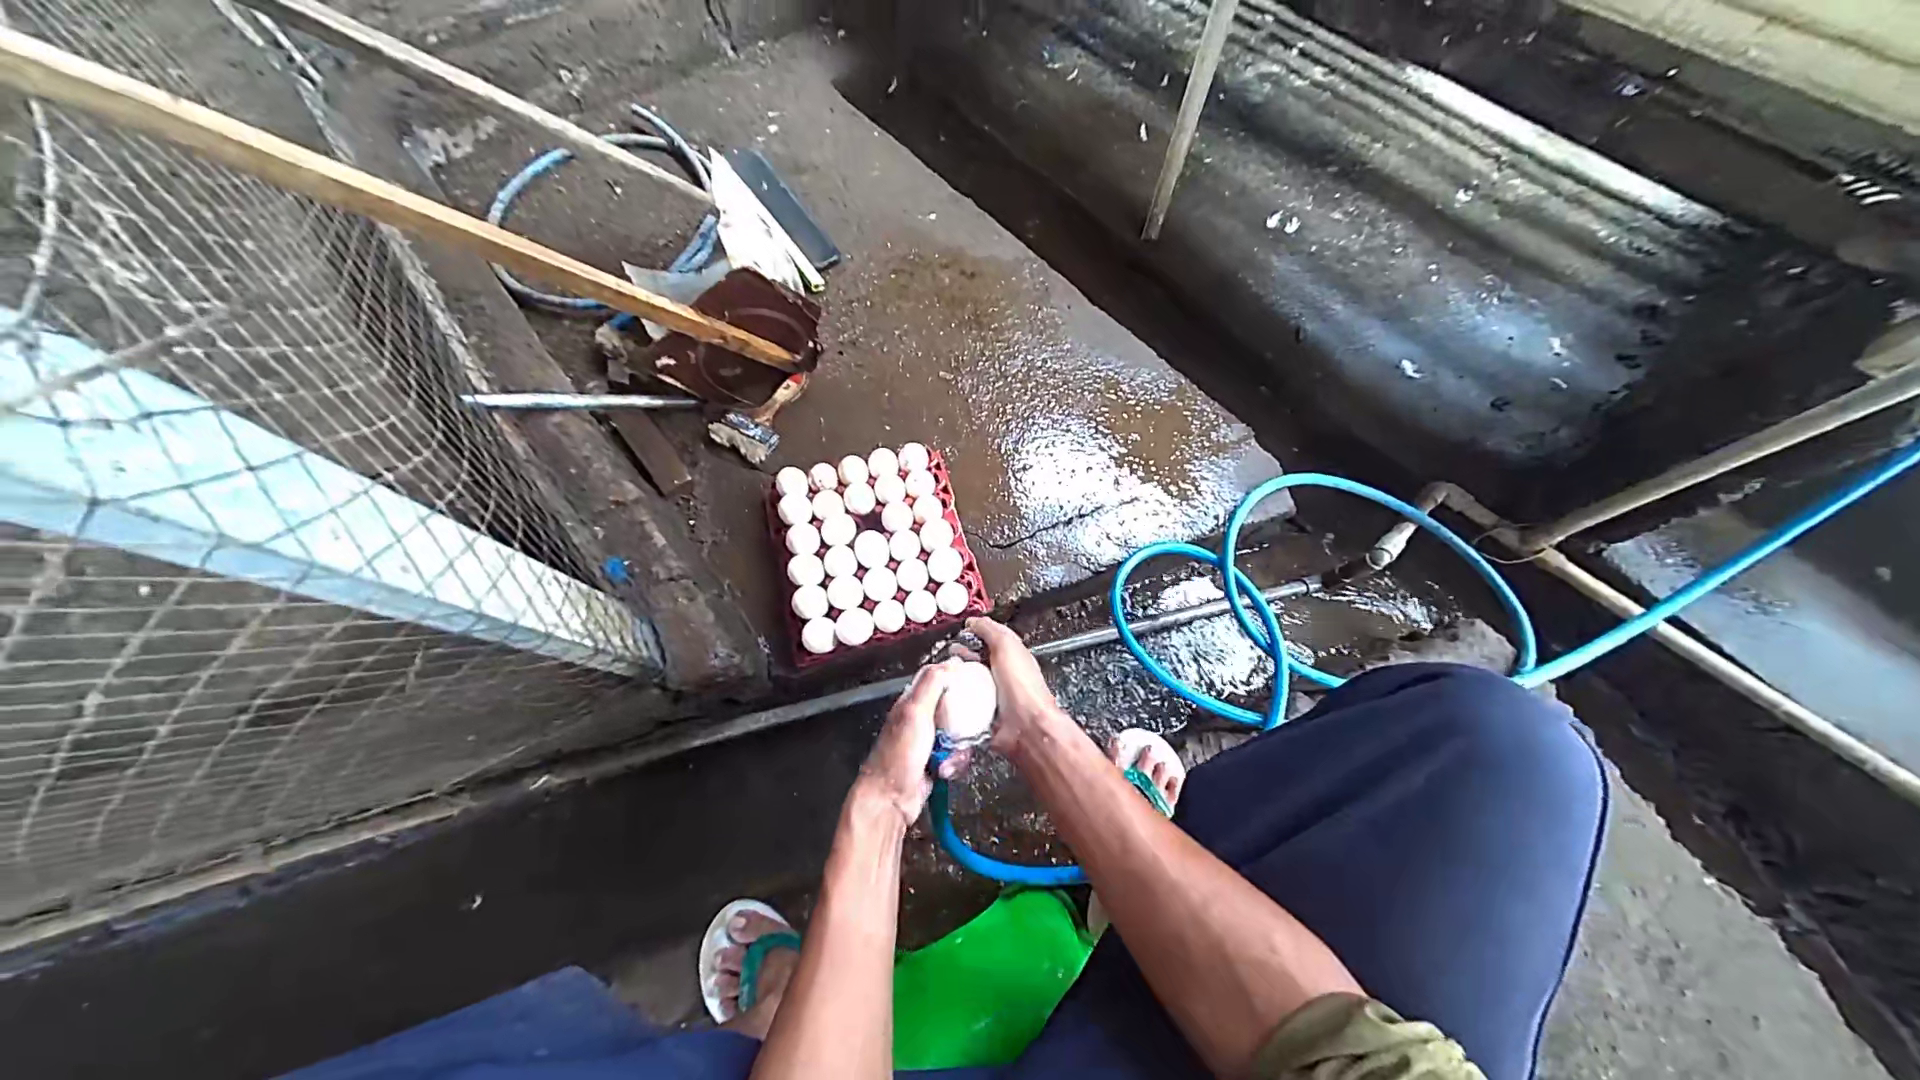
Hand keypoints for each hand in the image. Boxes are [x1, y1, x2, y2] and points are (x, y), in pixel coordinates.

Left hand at [854, 661, 953, 825]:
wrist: (891, 799)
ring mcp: (928, 741)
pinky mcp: (935, 761)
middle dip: (965, 719)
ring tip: (950, 756)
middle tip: (966, 728)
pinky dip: (955, 763)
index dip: (955, 676)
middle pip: (953, 707)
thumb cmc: (897, 756)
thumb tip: (950, 662)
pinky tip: (946, 770)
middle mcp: (919, 718)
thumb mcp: (916, 712)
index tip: (974, 680)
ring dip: (960, 747)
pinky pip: (956, 755)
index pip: (936, 677)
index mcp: (912, 701)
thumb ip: (932, 684)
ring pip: (958, 733)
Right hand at [962, 617, 1065, 760]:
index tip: (958, 635)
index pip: (989, 639)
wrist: (1025, 726)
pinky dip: (956, 701)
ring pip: (968, 683)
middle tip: (949, 656)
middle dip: (960, 658)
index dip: (973, 635)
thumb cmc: (1023, 687)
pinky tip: (950, 697)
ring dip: (956, 680)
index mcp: (1011, 656)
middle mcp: (1003, 675)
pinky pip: (964, 705)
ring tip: (946, 676)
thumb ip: (990, 629)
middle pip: (975, 661)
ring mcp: (993, 695)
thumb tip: (973, 621)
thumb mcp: (1006, 644)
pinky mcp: (983, 714)